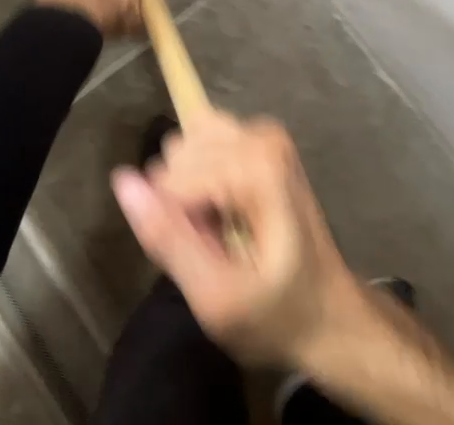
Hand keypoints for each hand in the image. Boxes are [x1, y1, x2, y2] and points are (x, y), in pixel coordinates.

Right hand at [110, 109, 364, 365]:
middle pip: (179, 154)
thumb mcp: (215, 297)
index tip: (210, 257)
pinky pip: (203, 144)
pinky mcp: (262, 141)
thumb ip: (167, 238)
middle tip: (217, 245)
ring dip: (192, 189)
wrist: (330, 317)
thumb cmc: (276, 316)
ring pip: (188, 146)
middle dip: (185, 202)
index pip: (171, 180)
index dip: (178, 225)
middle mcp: (263, 138)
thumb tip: (123, 181)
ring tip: (223, 230)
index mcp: (258, 169)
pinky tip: (226, 212)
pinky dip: (203, 177)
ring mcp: (266, 136)